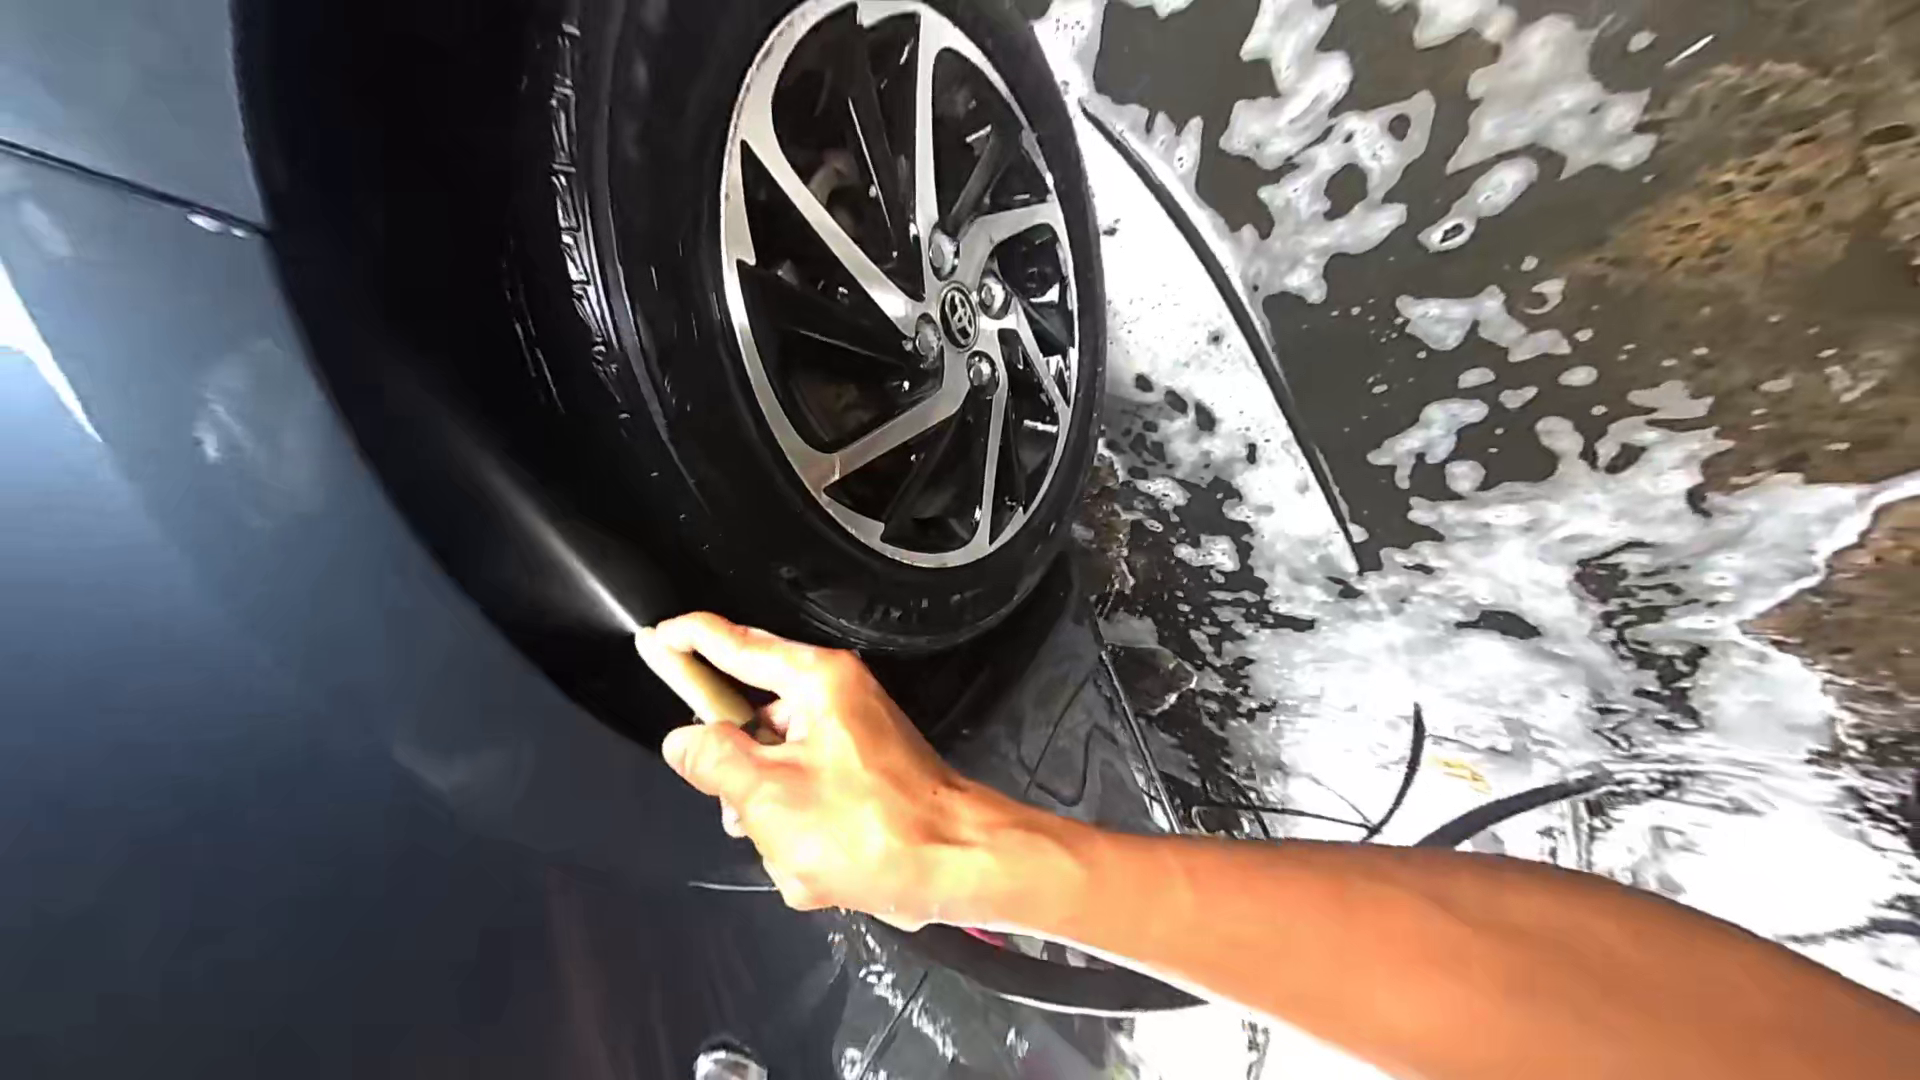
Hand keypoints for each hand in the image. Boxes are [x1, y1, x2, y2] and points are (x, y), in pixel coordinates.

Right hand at [650, 612, 1053, 929]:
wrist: (954, 861)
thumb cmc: (868, 826)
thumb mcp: (773, 797)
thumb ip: (718, 762)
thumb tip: (684, 739)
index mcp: (818, 681)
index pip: (740, 646)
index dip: (693, 639)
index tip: (658, 636)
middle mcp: (837, 694)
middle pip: (755, 713)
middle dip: (738, 769)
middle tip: (739, 808)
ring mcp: (850, 731)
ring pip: (776, 759)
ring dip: (769, 807)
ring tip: (791, 846)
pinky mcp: (860, 767)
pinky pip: (805, 784)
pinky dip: (798, 820)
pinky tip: (814, 859)